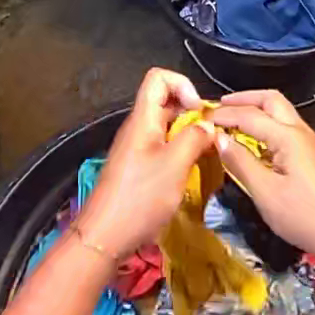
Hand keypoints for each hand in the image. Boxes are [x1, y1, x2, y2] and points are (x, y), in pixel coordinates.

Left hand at [75, 68, 214, 259]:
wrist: (104, 237)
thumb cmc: (139, 198)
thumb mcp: (174, 166)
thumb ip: (194, 139)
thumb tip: (208, 125)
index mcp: (142, 119)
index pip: (158, 77)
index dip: (183, 84)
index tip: (199, 110)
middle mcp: (138, 127)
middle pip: (164, 99)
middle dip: (191, 109)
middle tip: (210, 133)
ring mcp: (136, 146)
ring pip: (166, 123)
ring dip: (188, 131)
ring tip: (205, 151)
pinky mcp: (138, 165)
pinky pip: (162, 144)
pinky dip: (179, 149)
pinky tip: (190, 169)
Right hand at [210, 90, 314, 268]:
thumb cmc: (304, 216)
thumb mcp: (265, 192)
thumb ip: (240, 162)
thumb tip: (218, 138)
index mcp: (288, 136)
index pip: (249, 115)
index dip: (223, 114)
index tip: (201, 118)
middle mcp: (300, 131)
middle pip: (271, 100)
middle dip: (244, 99)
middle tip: (220, 107)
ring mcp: (309, 142)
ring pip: (281, 111)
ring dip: (256, 109)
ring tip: (233, 119)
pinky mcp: (312, 155)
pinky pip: (285, 126)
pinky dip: (266, 123)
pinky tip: (254, 140)